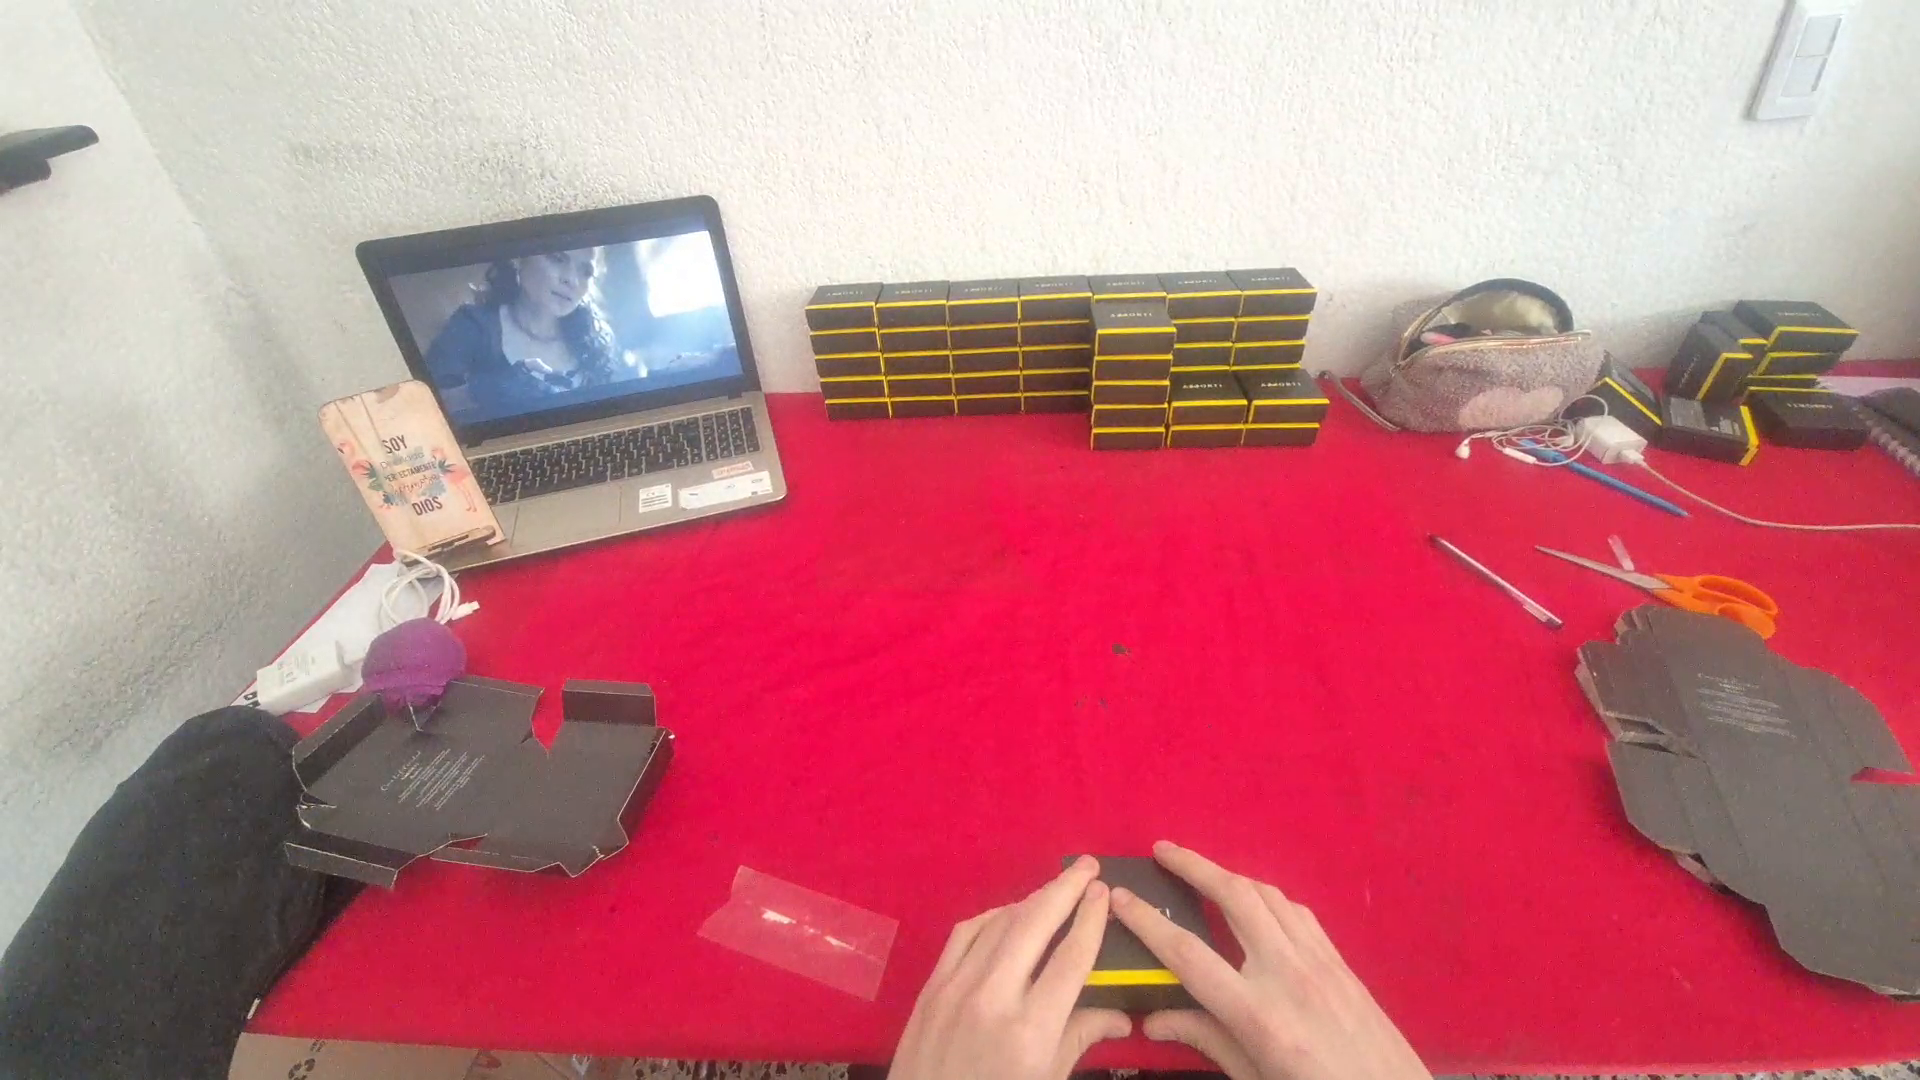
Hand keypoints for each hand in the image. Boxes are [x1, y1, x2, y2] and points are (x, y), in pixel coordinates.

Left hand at [890, 856, 1131, 1079]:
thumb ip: (1079, 1039)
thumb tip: (1120, 1015)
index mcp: (1030, 1030)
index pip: (1070, 959)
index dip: (1090, 919)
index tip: (1103, 891)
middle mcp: (994, 997)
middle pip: (1035, 924)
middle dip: (1064, 889)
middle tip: (1088, 866)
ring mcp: (957, 986)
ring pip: (1000, 922)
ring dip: (1032, 899)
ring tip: (1057, 887)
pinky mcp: (931, 984)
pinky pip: (966, 933)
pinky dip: (992, 916)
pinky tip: (1009, 913)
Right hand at [1110, 842, 1429, 1079]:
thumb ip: (1208, 1041)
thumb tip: (1153, 1019)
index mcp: (1261, 1016)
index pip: (1189, 954)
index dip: (1147, 922)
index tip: (1119, 896)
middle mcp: (1290, 976)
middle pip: (1234, 897)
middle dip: (1194, 865)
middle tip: (1162, 850)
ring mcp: (1321, 964)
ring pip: (1268, 895)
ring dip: (1228, 873)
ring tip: (1200, 870)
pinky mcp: (1343, 963)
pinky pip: (1298, 912)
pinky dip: (1266, 896)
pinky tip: (1255, 902)